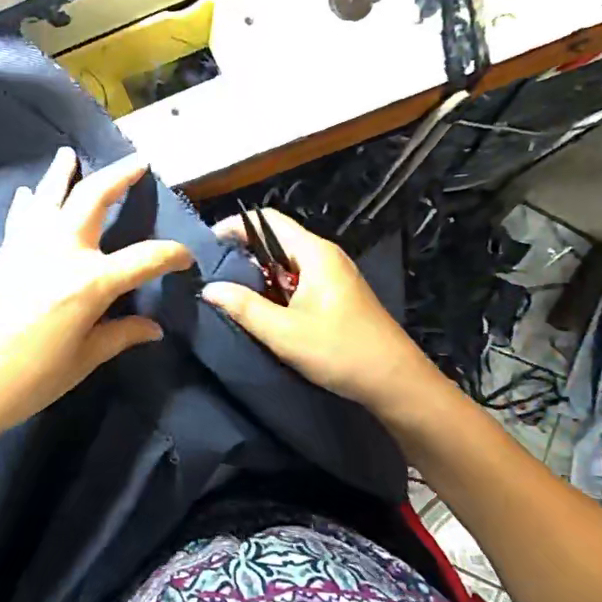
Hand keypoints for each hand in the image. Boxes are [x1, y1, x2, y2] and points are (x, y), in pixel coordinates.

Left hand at [0, 149, 193, 452]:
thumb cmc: (31, 379)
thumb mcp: (84, 360)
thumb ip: (120, 335)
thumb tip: (154, 328)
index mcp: (91, 281)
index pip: (144, 259)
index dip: (172, 256)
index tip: (188, 258)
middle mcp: (61, 253)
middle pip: (93, 200)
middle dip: (119, 177)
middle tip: (138, 162)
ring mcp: (29, 250)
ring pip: (49, 198)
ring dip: (62, 174)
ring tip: (68, 153)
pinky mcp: (5, 259)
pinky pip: (20, 221)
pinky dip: (27, 204)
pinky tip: (26, 192)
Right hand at [201, 209, 442, 414]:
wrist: (394, 381)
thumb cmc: (339, 350)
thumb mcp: (284, 332)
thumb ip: (244, 307)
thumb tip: (208, 288)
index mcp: (315, 253)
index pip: (268, 220)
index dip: (235, 226)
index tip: (207, 246)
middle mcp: (325, 257)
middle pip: (276, 241)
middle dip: (243, 254)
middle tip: (212, 276)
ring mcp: (334, 277)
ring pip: (286, 264)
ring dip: (259, 276)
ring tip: (229, 295)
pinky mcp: (337, 297)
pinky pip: (299, 281)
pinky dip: (276, 289)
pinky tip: (261, 311)